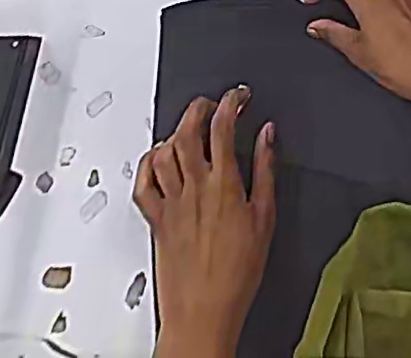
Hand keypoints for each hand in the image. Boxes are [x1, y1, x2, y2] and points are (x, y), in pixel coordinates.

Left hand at [134, 88, 275, 357]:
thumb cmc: (237, 272)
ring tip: (188, 127)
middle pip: (188, 129)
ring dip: (176, 131)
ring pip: (165, 151)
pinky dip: (148, 163)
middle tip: (211, 104)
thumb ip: (265, 169)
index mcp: (224, 183)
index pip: (222, 125)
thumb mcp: (265, 217)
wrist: (205, 314)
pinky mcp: (156, 219)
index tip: (238, 96)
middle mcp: (194, 186)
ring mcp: (172, 201)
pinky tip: (159, 158)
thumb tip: (267, 135)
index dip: (230, 102)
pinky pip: (143, 183)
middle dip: (199, 107)